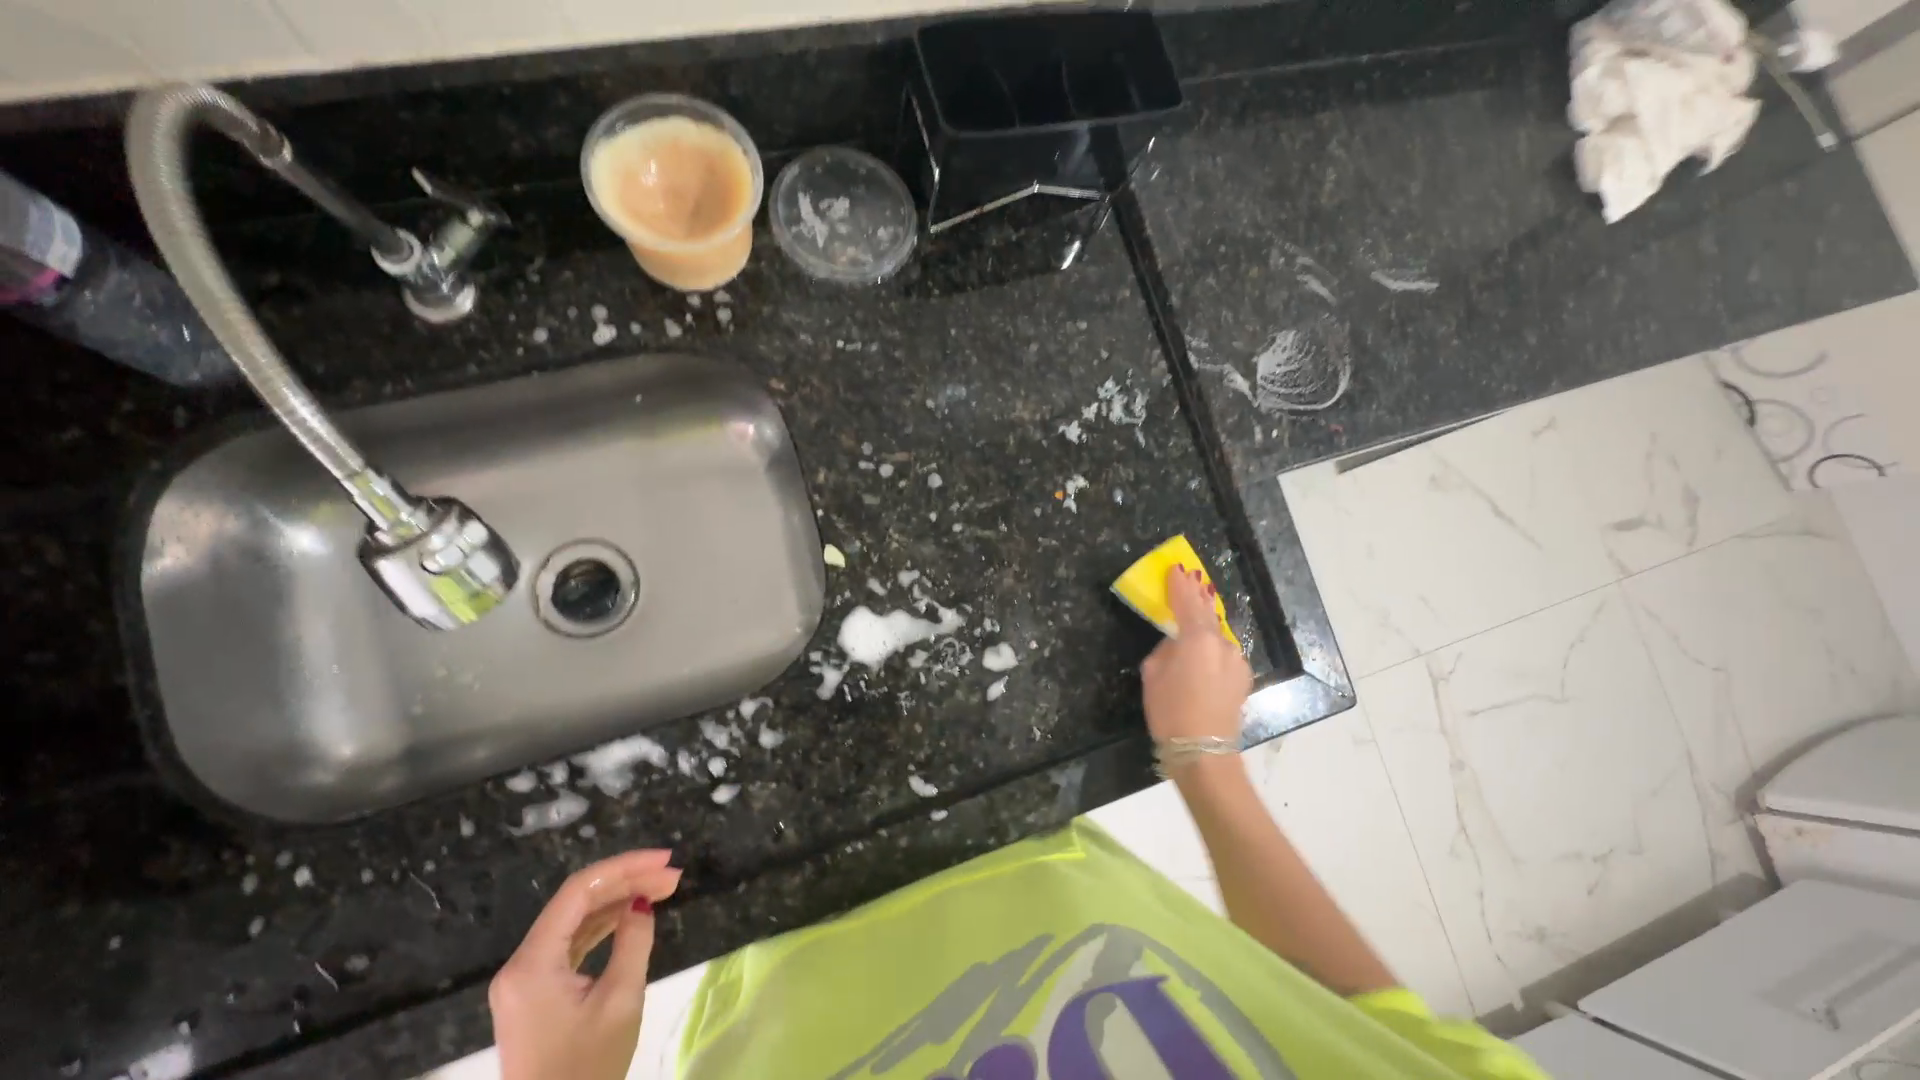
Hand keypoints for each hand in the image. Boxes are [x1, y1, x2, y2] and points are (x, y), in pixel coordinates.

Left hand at [491, 850, 682, 1079]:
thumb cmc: (587, 1068)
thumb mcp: (620, 1002)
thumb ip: (634, 943)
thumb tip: (641, 904)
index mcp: (532, 962)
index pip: (578, 892)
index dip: (624, 868)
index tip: (665, 861)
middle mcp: (520, 963)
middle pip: (575, 903)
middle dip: (626, 882)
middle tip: (673, 876)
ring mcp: (525, 979)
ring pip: (574, 922)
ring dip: (617, 902)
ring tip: (663, 890)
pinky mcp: (535, 994)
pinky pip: (570, 945)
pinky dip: (603, 927)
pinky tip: (633, 917)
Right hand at [1140, 566, 1251, 743]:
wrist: (1204, 753)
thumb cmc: (1171, 712)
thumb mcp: (1153, 675)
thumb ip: (1165, 651)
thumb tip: (1175, 646)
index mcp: (1198, 639)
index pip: (1187, 602)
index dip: (1179, 584)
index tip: (1175, 568)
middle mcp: (1223, 644)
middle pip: (1207, 614)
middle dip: (1196, 597)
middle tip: (1188, 580)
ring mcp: (1237, 661)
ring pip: (1216, 636)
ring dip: (1204, 626)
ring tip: (1194, 616)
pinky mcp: (1242, 679)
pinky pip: (1223, 654)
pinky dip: (1212, 648)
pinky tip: (1203, 654)